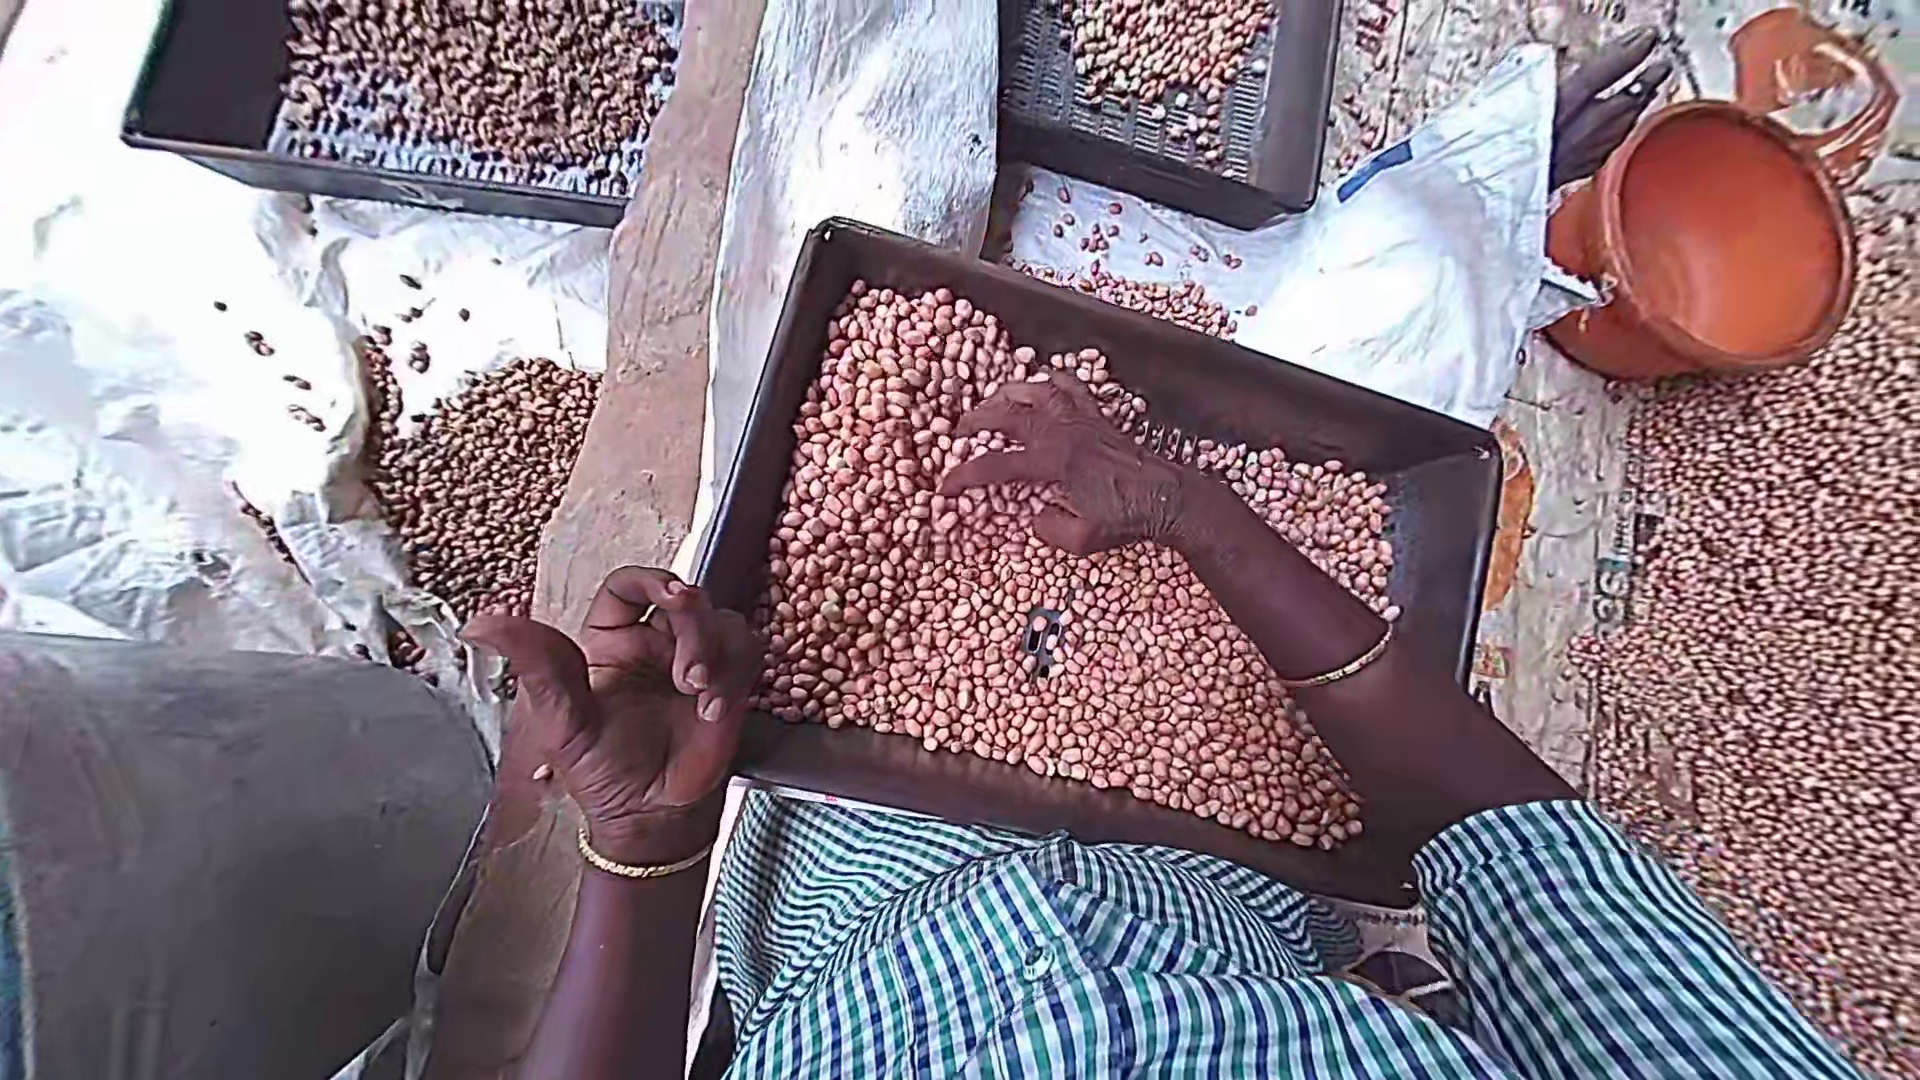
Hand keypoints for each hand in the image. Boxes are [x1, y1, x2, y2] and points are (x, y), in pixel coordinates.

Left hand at [463, 567, 760, 865]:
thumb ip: (539, 667)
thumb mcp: (564, 722)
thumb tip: (483, 622)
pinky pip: (748, 648)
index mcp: (613, 642)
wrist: (654, 813)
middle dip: (695, 630)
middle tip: (689, 675)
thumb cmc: (605, 771)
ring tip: (699, 695)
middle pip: (688, 600)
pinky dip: (736, 674)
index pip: (630, 587)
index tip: (672, 595)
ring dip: (717, 653)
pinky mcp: (731, 675)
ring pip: (723, 620)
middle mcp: (658, 642)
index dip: (653, 581)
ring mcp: (698, 657)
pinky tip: (713, 707)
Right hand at [939, 371, 1193, 554]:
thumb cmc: (1128, 520)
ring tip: (992, 403)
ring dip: (1007, 393)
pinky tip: (1041, 388)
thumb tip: (1033, 514)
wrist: (1167, 497)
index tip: (945, 487)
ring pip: (1035, 389)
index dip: (965, 476)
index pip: (996, 465)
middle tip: (959, 431)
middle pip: (1007, 413)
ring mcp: (1081, 419)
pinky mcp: (1097, 415)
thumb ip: (1048, 529)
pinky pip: (1070, 386)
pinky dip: (1050, 382)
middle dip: (976, 421)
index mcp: (1054, 462)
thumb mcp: (1082, 540)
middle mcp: (1063, 432)